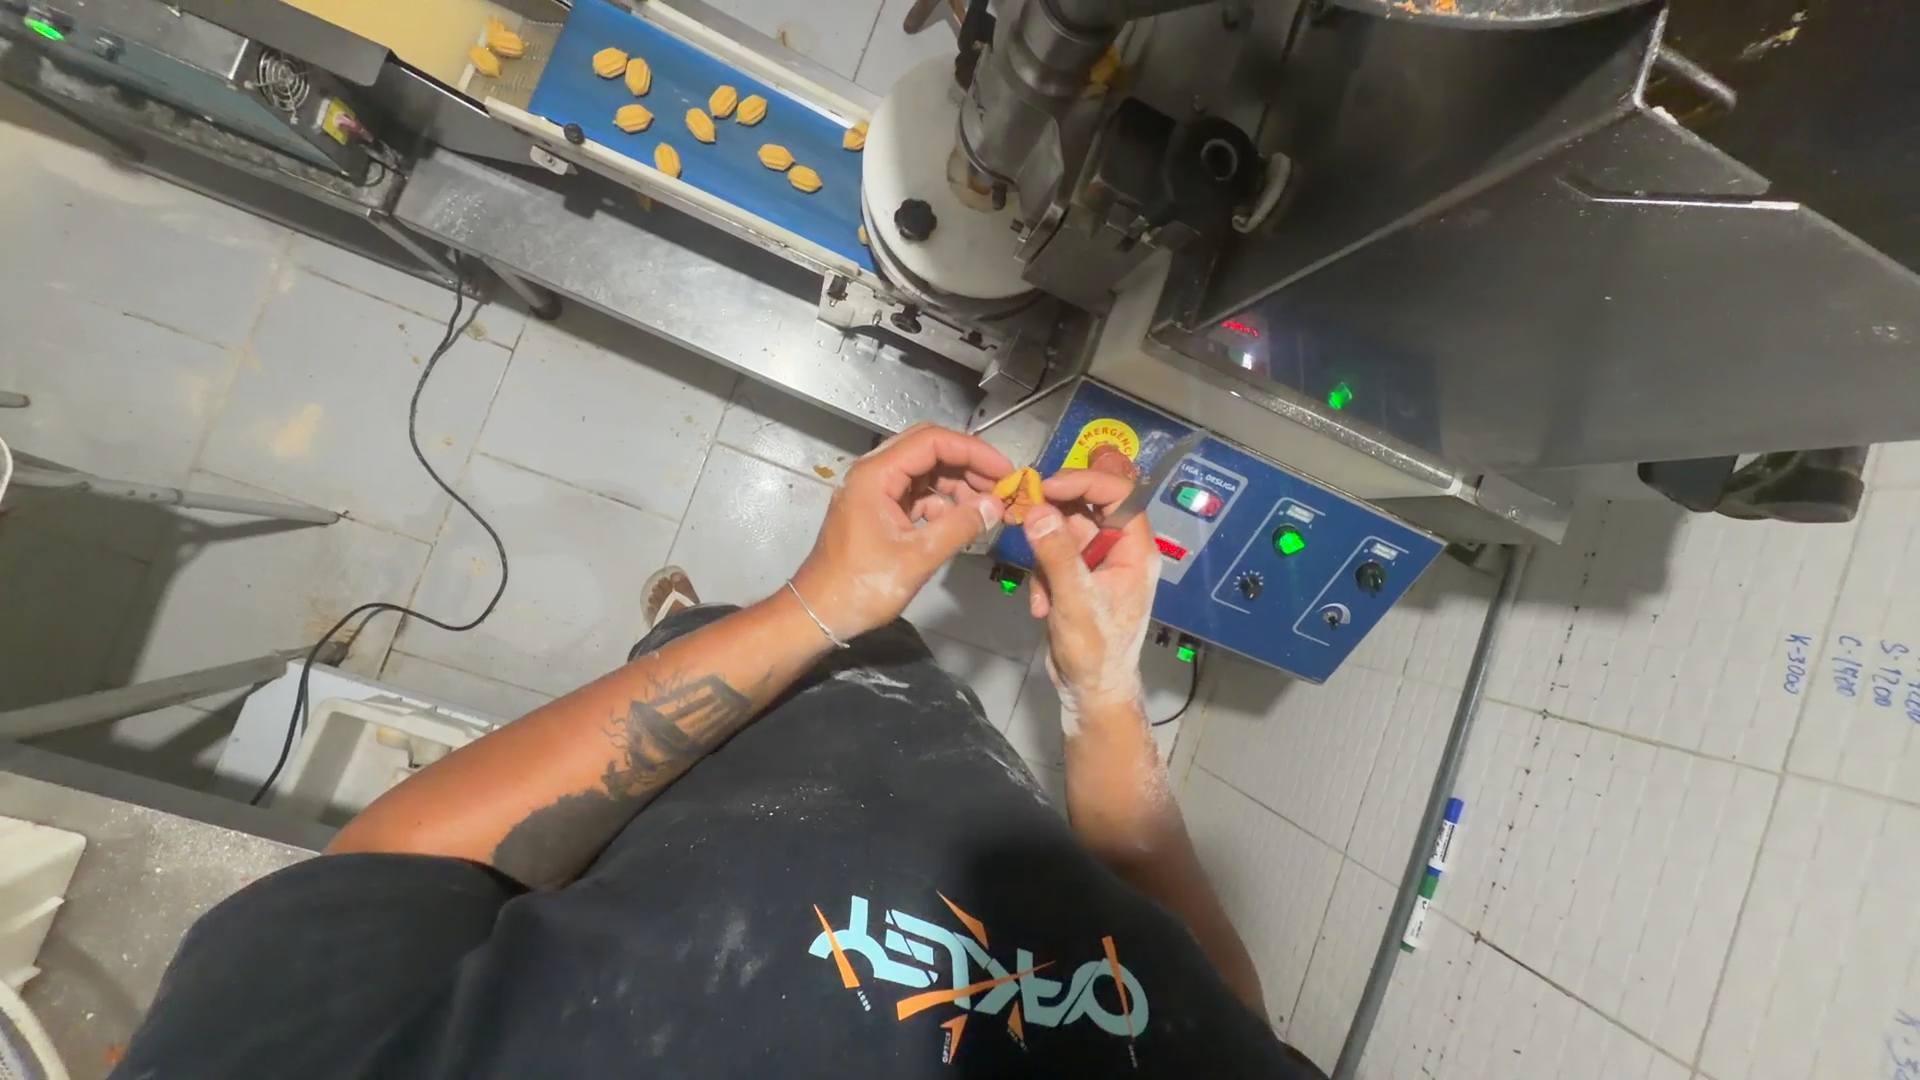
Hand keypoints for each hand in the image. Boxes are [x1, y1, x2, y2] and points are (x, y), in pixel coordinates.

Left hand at [789, 424, 1013, 639]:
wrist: (818, 613)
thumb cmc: (860, 587)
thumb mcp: (917, 558)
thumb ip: (959, 527)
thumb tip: (995, 506)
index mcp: (875, 475)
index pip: (932, 441)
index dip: (973, 452)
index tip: (1004, 472)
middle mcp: (873, 474)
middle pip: (928, 450)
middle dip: (967, 465)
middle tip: (1000, 487)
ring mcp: (875, 492)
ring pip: (925, 472)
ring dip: (957, 485)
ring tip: (987, 507)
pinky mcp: (878, 510)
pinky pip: (916, 495)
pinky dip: (942, 503)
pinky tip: (961, 522)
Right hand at [1021, 468, 1159, 718]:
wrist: (1090, 691)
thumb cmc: (1096, 650)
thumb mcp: (1076, 600)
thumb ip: (1057, 554)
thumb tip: (1037, 511)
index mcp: (1135, 551)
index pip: (1119, 494)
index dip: (1085, 482)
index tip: (1048, 486)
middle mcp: (1119, 551)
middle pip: (1086, 509)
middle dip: (1055, 519)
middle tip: (1025, 519)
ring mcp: (1096, 565)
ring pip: (1063, 533)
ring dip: (1044, 557)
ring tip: (1042, 590)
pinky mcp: (1076, 579)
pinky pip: (1053, 558)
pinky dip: (1042, 577)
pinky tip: (1041, 606)